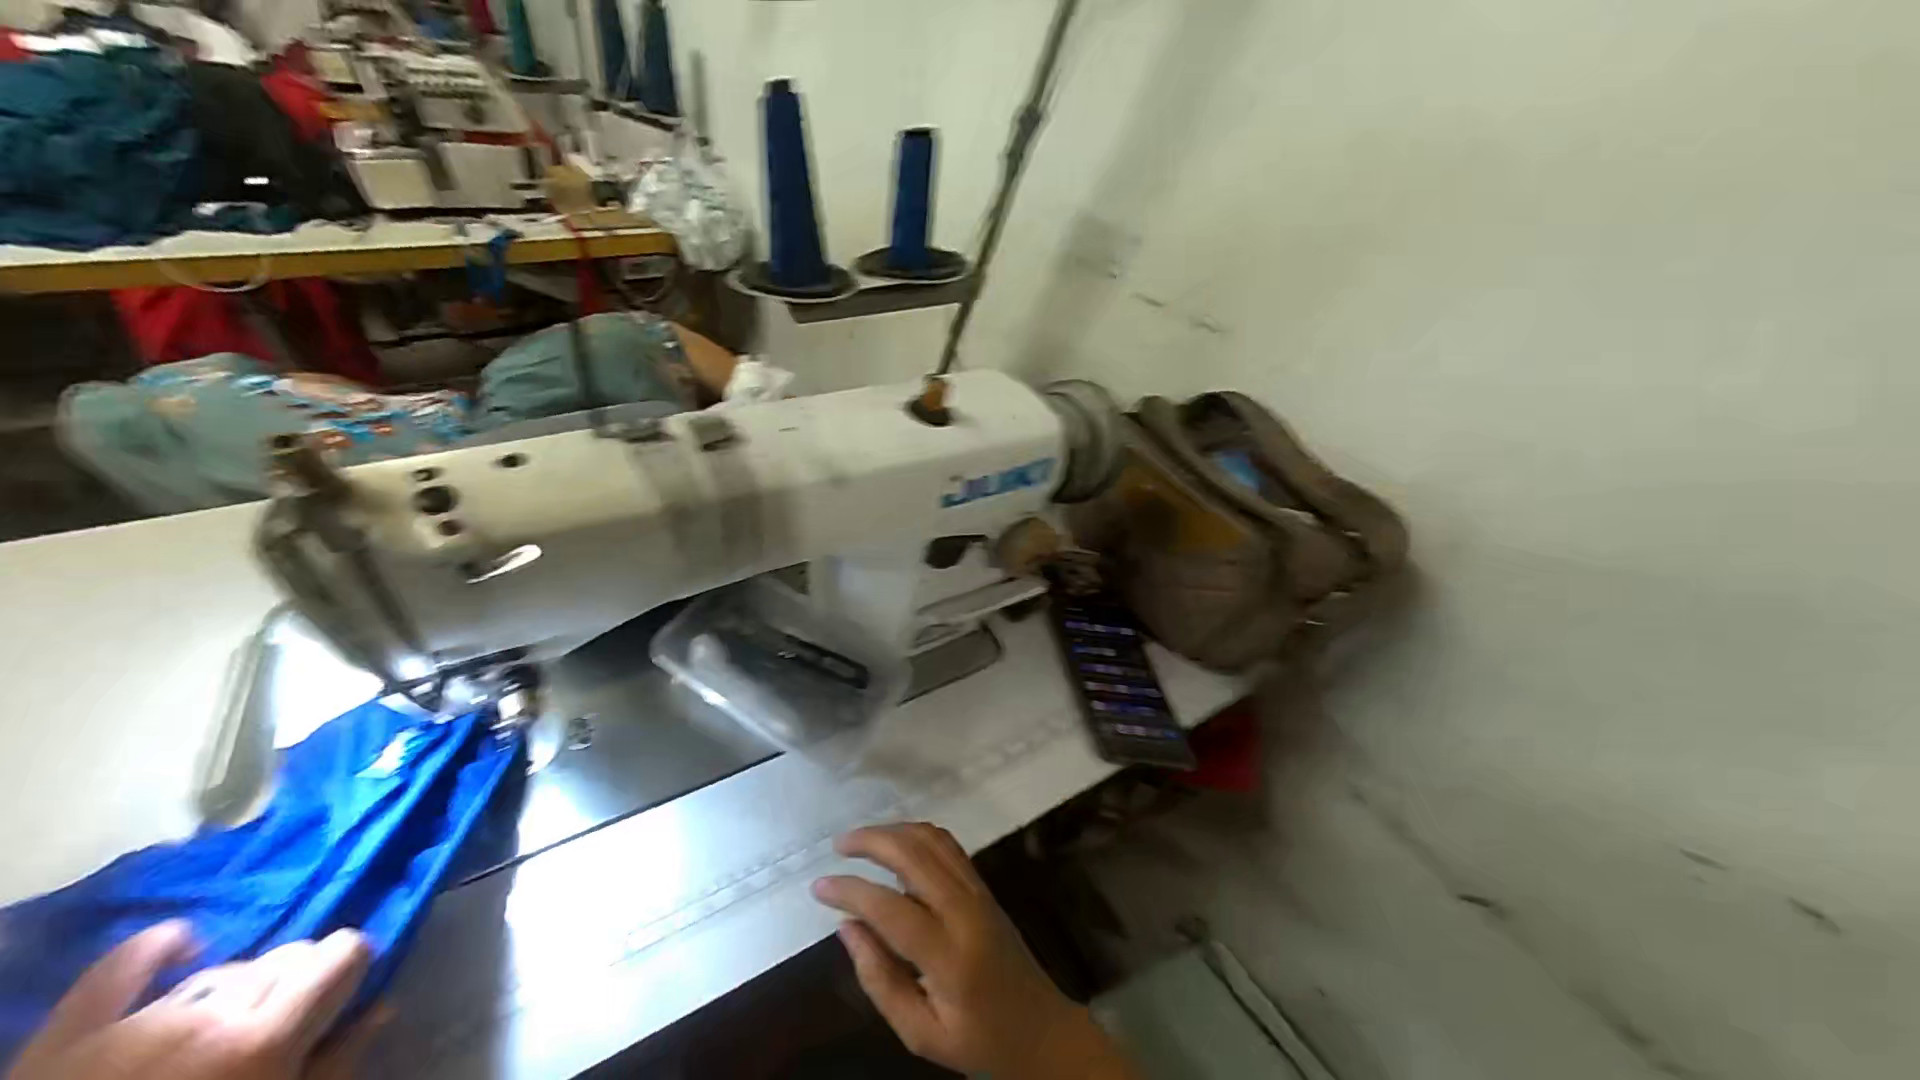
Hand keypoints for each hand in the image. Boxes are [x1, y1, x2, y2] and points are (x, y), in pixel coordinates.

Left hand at [7, 922, 380, 1079]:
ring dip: (233, 987)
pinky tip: (185, 946)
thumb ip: (339, 1062)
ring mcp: (137, 1024)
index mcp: (267, 1038)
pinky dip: (158, 947)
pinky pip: (120, 968)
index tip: (343, 984)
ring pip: (222, 969)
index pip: (341, 952)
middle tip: (282, 1017)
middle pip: (285, 956)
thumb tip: (380, 1005)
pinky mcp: (71, 1036)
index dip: (350, 962)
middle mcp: (212, 1016)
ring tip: (221, 1026)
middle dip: (293, 978)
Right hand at [813, 823, 1136, 1079]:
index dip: (851, 891)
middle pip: (915, 855)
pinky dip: (918, 835)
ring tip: (860, 840)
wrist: (1042, 1032)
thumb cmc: (979, 1042)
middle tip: (838, 846)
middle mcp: (966, 912)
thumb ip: (879, 980)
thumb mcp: (920, 1033)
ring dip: (895, 831)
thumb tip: (846, 927)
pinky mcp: (985, 888)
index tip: (819, 886)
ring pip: (934, 841)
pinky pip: (949, 846)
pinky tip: (896, 843)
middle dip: (872, 840)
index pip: (891, 909)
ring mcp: (980, 893)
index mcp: (949, 956)